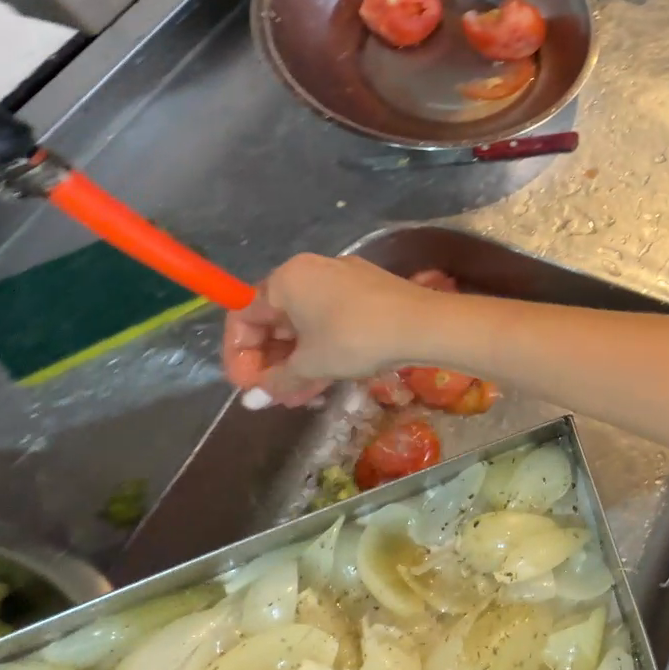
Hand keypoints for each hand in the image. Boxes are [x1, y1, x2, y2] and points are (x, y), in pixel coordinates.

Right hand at [221, 254, 450, 404]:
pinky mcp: (375, 292)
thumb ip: (276, 380)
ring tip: (301, 396)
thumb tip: (255, 398)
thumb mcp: (310, 363)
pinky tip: (327, 380)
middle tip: (275, 395)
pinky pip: (337, 320)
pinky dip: (327, 348)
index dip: (240, 356)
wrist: (428, 324)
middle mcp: (317, 271)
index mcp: (289, 277)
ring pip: (310, 324)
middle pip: (279, 320)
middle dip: (274, 362)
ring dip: (301, 361)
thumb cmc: (357, 337)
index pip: (246, 316)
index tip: (249, 387)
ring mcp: (350, 279)